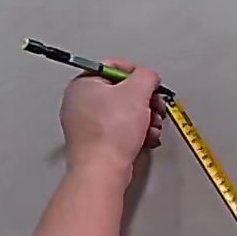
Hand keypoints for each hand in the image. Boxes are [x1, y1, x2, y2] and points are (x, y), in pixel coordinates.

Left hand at [60, 58, 163, 176]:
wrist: (104, 169)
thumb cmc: (111, 132)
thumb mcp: (137, 91)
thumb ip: (147, 75)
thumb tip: (150, 76)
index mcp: (83, 84)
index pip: (114, 66)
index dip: (137, 73)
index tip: (150, 83)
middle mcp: (81, 102)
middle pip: (122, 91)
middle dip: (145, 100)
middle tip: (155, 106)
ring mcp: (88, 124)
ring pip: (125, 111)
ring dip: (145, 117)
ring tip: (151, 125)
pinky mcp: (97, 142)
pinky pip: (121, 129)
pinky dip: (137, 132)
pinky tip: (146, 137)